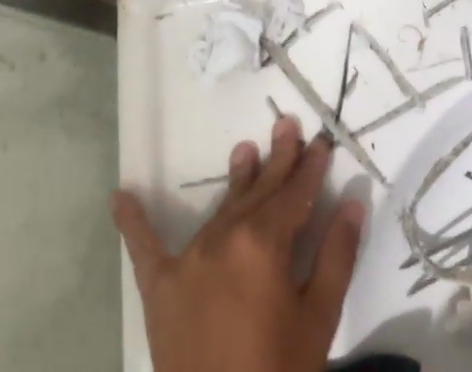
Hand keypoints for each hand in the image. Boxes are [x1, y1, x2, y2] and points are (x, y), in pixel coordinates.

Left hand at [114, 116, 364, 371]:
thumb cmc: (279, 368)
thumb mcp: (319, 316)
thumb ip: (336, 255)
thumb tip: (352, 204)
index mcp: (263, 245)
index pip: (294, 195)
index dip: (310, 168)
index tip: (321, 141)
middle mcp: (222, 240)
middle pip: (258, 193)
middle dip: (277, 161)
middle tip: (286, 125)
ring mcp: (186, 262)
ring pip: (219, 211)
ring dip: (237, 181)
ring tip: (245, 150)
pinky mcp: (159, 288)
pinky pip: (144, 248)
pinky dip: (131, 223)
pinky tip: (119, 197)